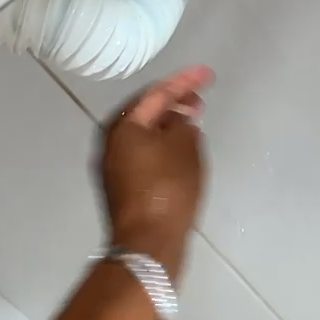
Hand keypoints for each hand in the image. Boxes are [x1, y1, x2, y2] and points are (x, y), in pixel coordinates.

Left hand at [101, 66, 212, 278]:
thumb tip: (177, 123)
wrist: (148, 245)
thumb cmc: (168, 188)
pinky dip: (163, 144)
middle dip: (174, 101)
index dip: (185, 81)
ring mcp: (113, 167)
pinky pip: (144, 152)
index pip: (158, 93)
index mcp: (124, 126)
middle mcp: (112, 142)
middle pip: (146, 111)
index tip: (207, 74)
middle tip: (200, 100)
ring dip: (169, 124)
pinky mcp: (122, 187)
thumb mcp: (186, 146)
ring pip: (144, 133)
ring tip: (194, 121)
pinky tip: (181, 150)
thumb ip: (184, 124)